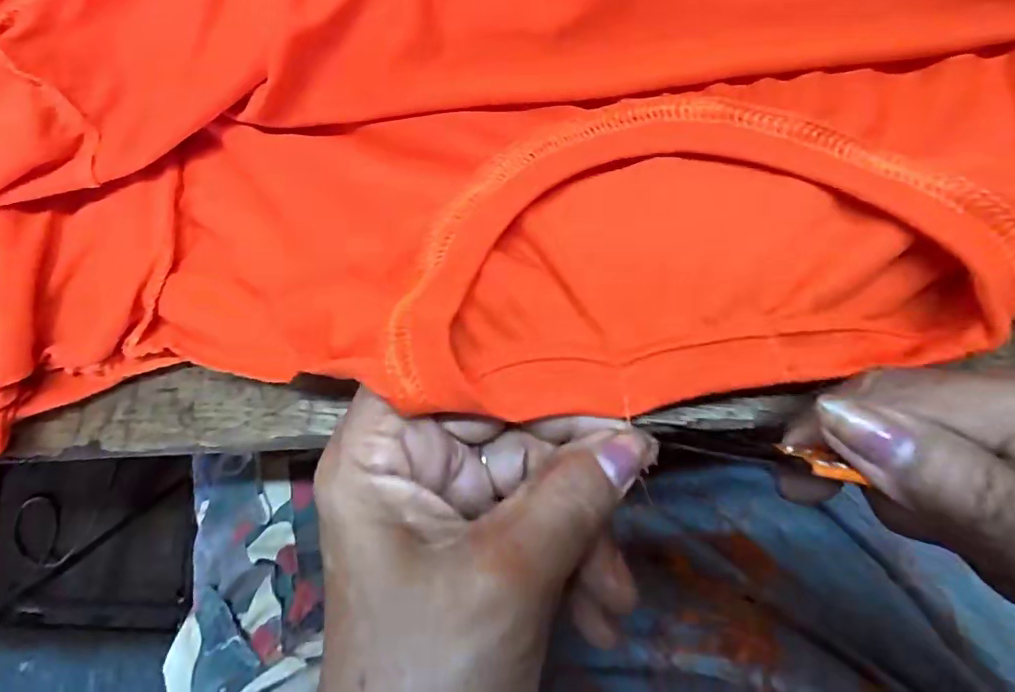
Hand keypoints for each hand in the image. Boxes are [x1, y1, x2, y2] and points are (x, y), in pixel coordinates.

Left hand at [317, 388, 655, 691]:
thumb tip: (634, 440)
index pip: (436, 369)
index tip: (572, 355)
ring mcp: (447, 506)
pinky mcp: (479, 543)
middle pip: (502, 424)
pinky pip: (536, 520)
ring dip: (583, 526)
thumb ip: (572, 497)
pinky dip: (574, 555)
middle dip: (570, 467)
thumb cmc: (432, 672)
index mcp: (379, 455)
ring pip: (531, 476)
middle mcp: (410, 467)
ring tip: (616, 587)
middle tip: (635, 469)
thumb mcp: (507, 575)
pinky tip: (603, 607)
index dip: (499, 356)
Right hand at [795, 362, 1014, 691]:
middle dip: (894, 464)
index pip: (930, 396)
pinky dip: (988, 506)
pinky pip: (1007, 454)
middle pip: (941, 406)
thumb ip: (994, 513)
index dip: (842, 423)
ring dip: (947, 497)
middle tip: (902, 543)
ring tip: (1011, 575)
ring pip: (965, 432)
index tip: (779, 470)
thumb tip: (847, 420)